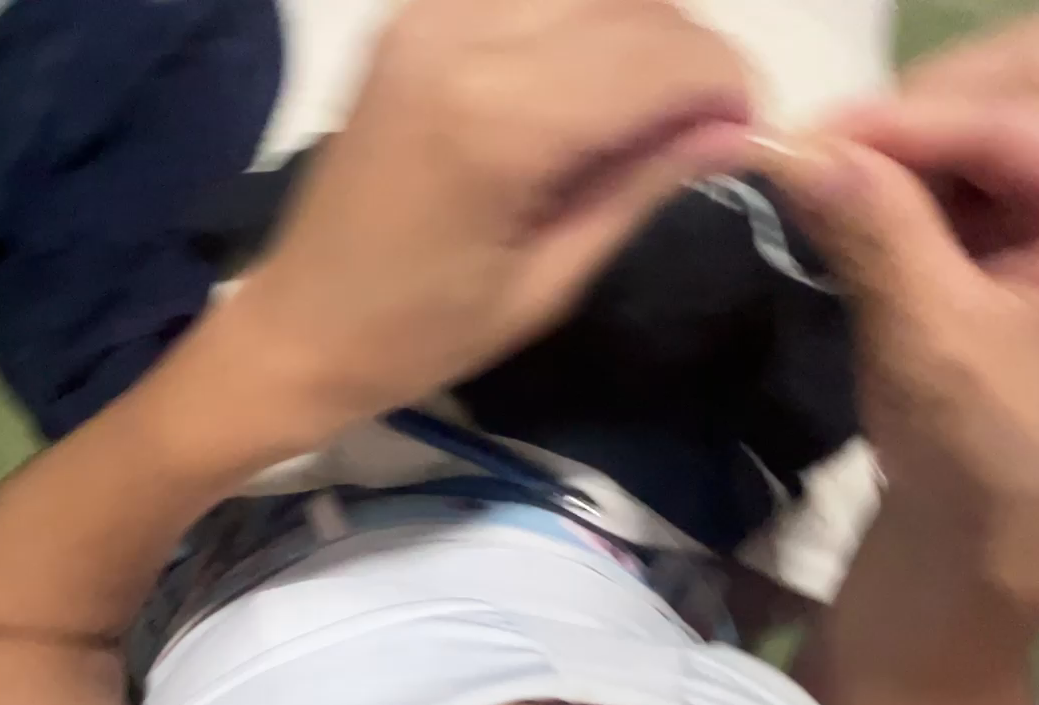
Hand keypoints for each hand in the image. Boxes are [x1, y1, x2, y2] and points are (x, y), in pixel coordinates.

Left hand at [231, 0, 752, 430]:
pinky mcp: (405, 20)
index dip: (724, 86)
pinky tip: (569, 89)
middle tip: (686, 135)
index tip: (741, 135)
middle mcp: (460, 33)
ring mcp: (424, 15)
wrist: (298, 332)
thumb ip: (637, 190)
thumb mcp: (541, 287)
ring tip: (629, 119)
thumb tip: (735, 128)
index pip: (663, 52)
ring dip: (632, 34)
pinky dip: (571, 27)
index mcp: (498, 121)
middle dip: (685, 57)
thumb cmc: (416, 339)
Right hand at [752, 20, 1038, 517]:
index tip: (791, 144)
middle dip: (914, 114)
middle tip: (822, 167)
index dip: (896, 122)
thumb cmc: (976, 442)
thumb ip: (875, 236)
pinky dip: (915, 174)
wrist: (991, 511)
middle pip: (1031, 76)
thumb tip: (797, 152)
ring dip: (909, 145)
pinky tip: (870, 213)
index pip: (1017, 116)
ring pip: (1004, 106)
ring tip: (837, 195)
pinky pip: (985, 158)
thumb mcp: (925, 341)